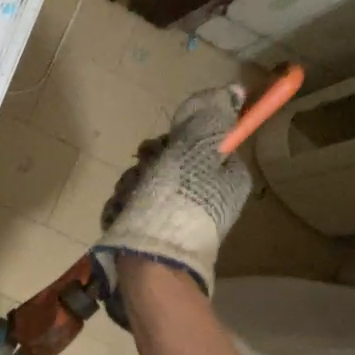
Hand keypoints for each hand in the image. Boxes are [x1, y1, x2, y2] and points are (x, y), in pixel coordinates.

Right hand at [94, 85, 253, 297]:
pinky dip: (121, 209)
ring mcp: (175, 219)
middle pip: (168, 163)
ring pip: (144, 184)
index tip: (163, 145)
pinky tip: (121, 215)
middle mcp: (204, 198)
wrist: (149, 263)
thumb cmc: (175, 205)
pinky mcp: (149, 235)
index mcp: (225, 178)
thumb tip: (233, 91)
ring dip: (130, 187)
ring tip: (128, 200)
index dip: (176, 140)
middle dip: (147, 165)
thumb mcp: (196, 150)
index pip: (200, 143)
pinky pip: (130, 209)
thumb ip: (209, 119)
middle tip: (142, 173)